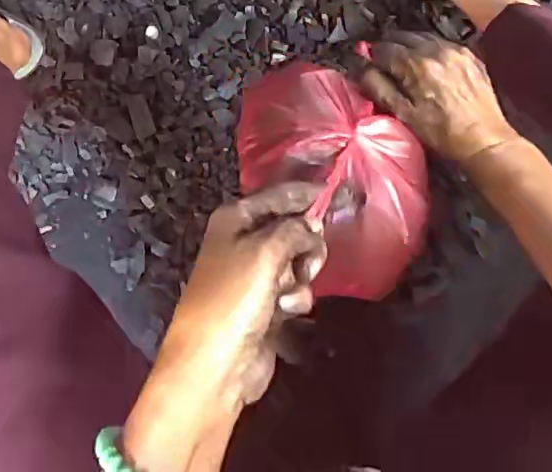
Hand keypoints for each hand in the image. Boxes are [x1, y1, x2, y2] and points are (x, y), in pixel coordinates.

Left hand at [122, 184, 326, 470]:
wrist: (216, 359)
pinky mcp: (266, 302)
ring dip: (298, 278)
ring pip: (297, 262)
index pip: (276, 196)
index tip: (335, 191)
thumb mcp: (264, 253)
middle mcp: (243, 239)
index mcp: (234, 218)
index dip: (305, 193)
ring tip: (284, 294)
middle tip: (306, 263)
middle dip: (304, 246)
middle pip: (291, 230)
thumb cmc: (233, 296)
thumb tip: (312, 223)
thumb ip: (293, 232)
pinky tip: (282, 313)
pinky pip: (294, 290)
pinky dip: (294, 300)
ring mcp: (254, 272)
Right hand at [360, 32, 517, 161]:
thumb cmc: (441, 132)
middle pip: (401, 35)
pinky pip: (441, 43)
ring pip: (421, 36)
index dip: (371, 58)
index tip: (370, 67)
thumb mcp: (402, 112)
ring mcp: (455, 51)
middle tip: (386, 64)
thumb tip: (360, 66)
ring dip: (409, 45)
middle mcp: (435, 50)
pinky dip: (429, 49)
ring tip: (406, 63)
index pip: (381, 48)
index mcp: (415, 64)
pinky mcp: (470, 56)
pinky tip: (428, 64)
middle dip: (389, 47)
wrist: (487, 141)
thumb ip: (376, 85)